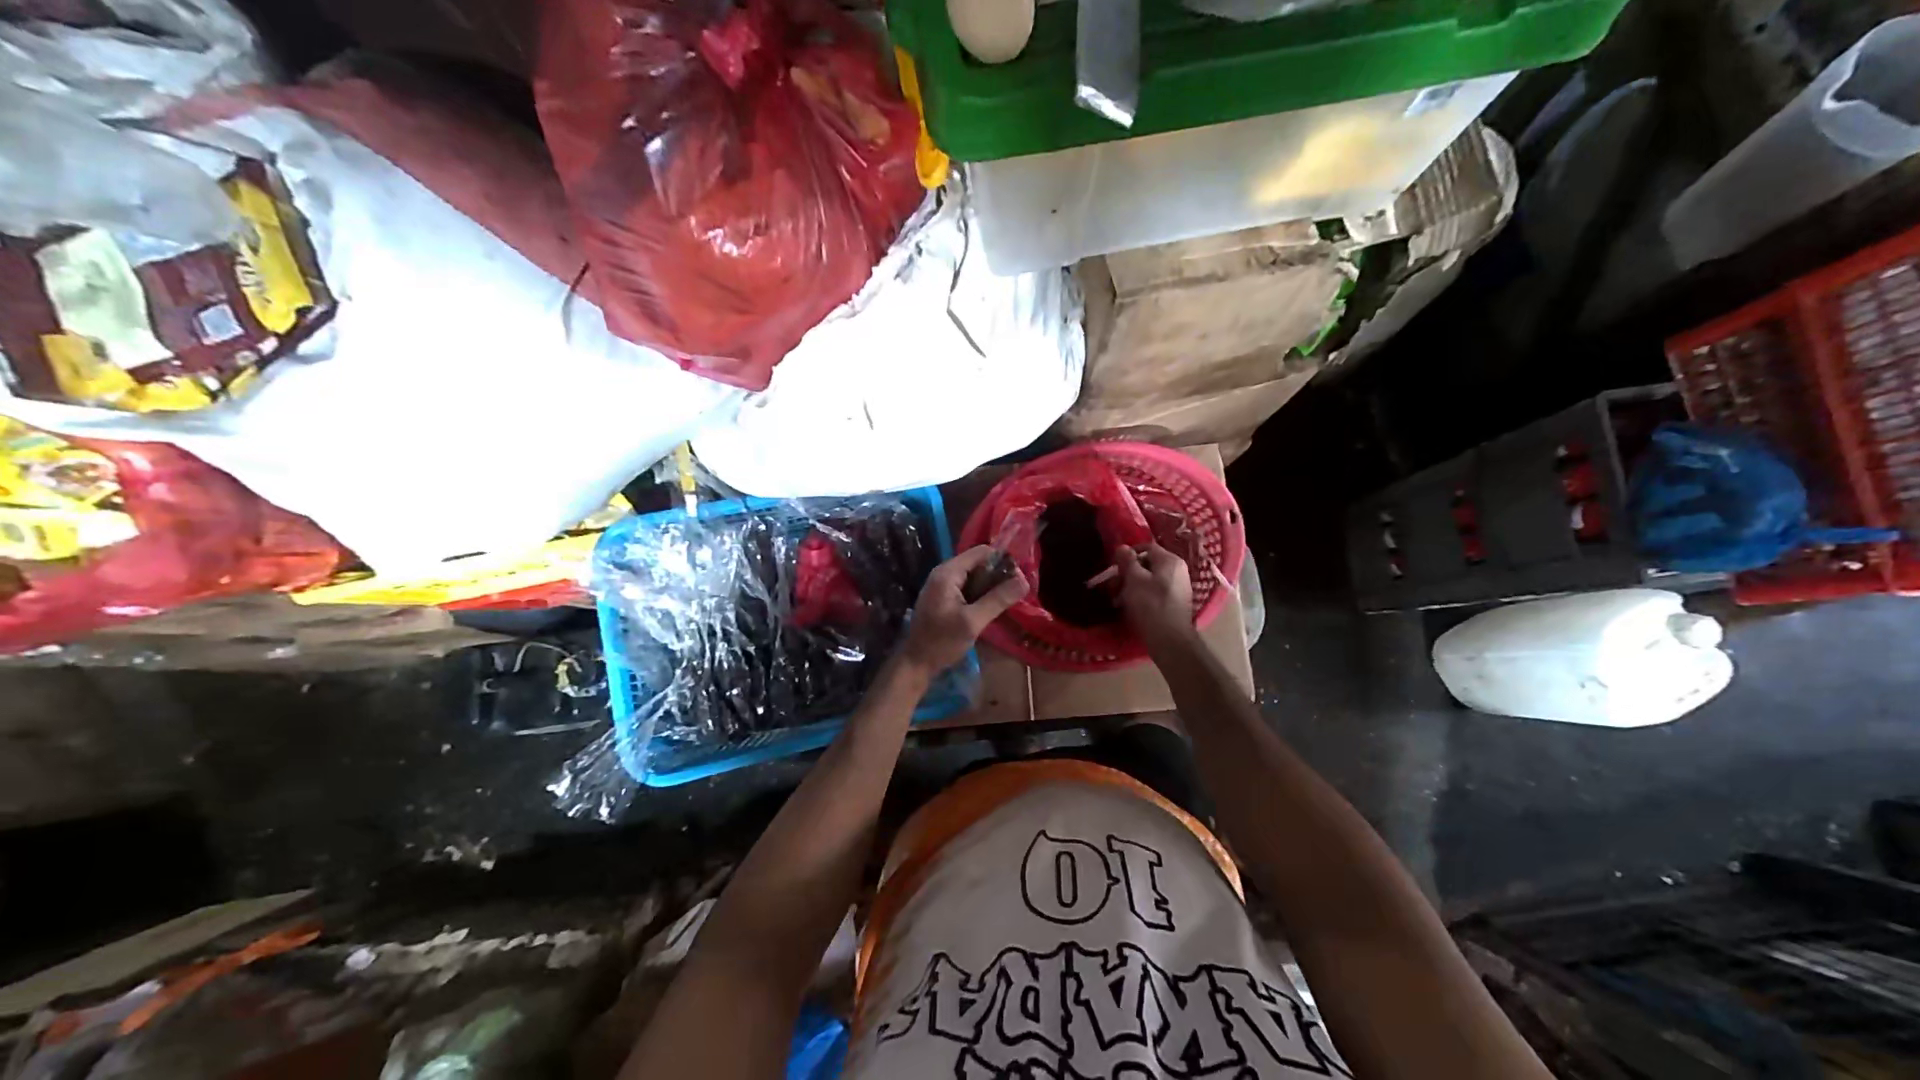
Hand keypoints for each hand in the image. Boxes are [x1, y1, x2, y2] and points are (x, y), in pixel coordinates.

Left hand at [900, 546, 1028, 672]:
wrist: (916, 663)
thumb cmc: (942, 641)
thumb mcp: (972, 621)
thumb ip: (997, 599)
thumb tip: (1024, 581)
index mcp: (948, 572)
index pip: (981, 552)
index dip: (1002, 561)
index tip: (1019, 579)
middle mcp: (944, 573)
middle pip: (978, 563)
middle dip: (998, 575)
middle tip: (1016, 593)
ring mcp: (943, 586)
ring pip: (974, 577)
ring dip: (991, 586)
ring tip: (1008, 601)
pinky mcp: (944, 598)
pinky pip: (968, 588)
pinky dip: (981, 595)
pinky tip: (992, 608)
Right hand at [1116, 543, 1196, 652]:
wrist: (1169, 639)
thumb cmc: (1150, 605)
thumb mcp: (1134, 580)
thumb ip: (1128, 561)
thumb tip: (1122, 547)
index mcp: (1170, 560)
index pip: (1147, 547)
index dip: (1128, 555)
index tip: (1115, 567)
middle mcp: (1178, 570)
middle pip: (1149, 564)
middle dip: (1129, 573)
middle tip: (1114, 584)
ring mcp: (1179, 586)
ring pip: (1151, 579)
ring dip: (1133, 585)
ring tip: (1119, 598)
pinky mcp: (1176, 602)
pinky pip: (1156, 591)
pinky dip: (1143, 595)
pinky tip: (1132, 606)